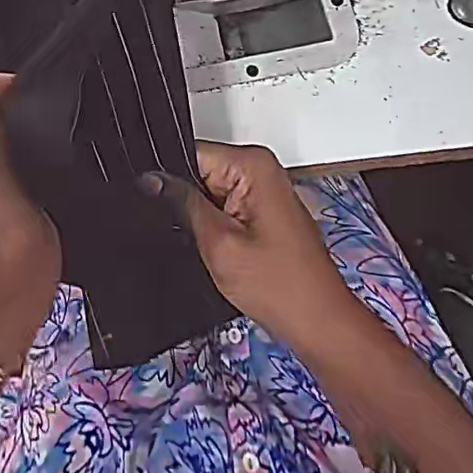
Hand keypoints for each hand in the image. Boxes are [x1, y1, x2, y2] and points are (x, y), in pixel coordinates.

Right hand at [146, 142, 356, 344]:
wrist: (317, 320)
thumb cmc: (281, 286)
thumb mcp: (218, 244)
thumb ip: (184, 204)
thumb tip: (155, 182)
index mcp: (253, 164)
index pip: (192, 152)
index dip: (170, 180)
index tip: (162, 205)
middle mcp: (262, 168)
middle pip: (201, 170)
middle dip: (189, 201)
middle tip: (198, 234)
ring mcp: (266, 188)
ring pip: (211, 191)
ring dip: (205, 218)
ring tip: (218, 245)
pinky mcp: (265, 208)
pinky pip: (226, 206)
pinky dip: (218, 226)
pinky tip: (226, 248)